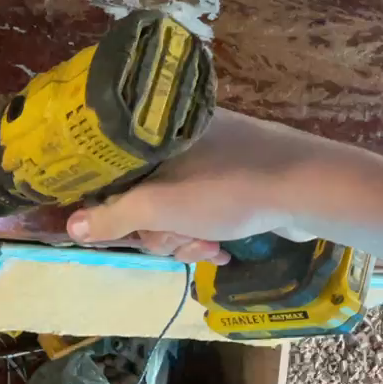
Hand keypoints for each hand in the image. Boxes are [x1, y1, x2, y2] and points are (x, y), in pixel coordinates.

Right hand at [66, 110, 329, 262]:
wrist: (310, 189)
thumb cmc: (227, 190)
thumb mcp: (159, 207)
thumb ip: (112, 218)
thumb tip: (72, 227)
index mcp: (157, 134)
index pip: (112, 172)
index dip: (110, 207)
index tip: (118, 229)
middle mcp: (180, 140)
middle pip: (140, 198)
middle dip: (156, 231)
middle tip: (174, 239)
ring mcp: (210, 159)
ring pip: (171, 211)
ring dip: (182, 239)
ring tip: (206, 248)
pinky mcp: (233, 179)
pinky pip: (199, 211)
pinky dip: (203, 233)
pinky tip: (221, 249)